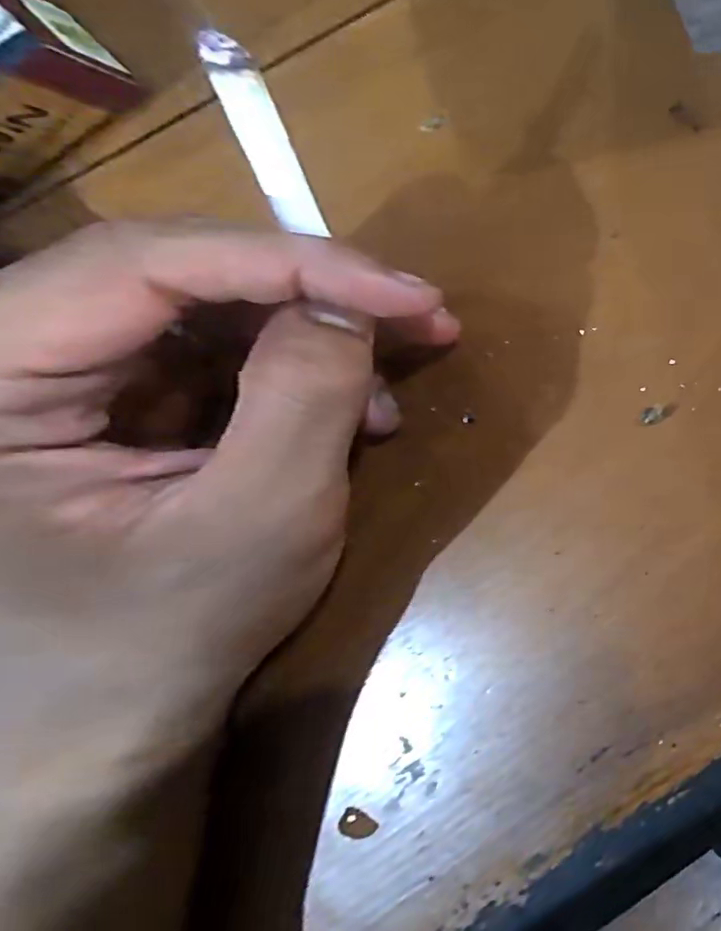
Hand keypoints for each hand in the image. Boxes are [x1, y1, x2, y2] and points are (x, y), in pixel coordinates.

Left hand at [0, 220, 457, 921]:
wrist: (104, 710)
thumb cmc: (166, 629)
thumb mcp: (260, 514)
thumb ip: (303, 398)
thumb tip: (355, 307)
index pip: (141, 266)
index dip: (292, 262)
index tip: (413, 295)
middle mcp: (1, 359)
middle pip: (174, 269)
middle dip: (318, 286)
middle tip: (426, 316)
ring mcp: (56, 376)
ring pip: (207, 301)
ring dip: (322, 330)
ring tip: (394, 388)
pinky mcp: (114, 397)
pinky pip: (219, 346)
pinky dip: (306, 365)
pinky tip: (356, 412)